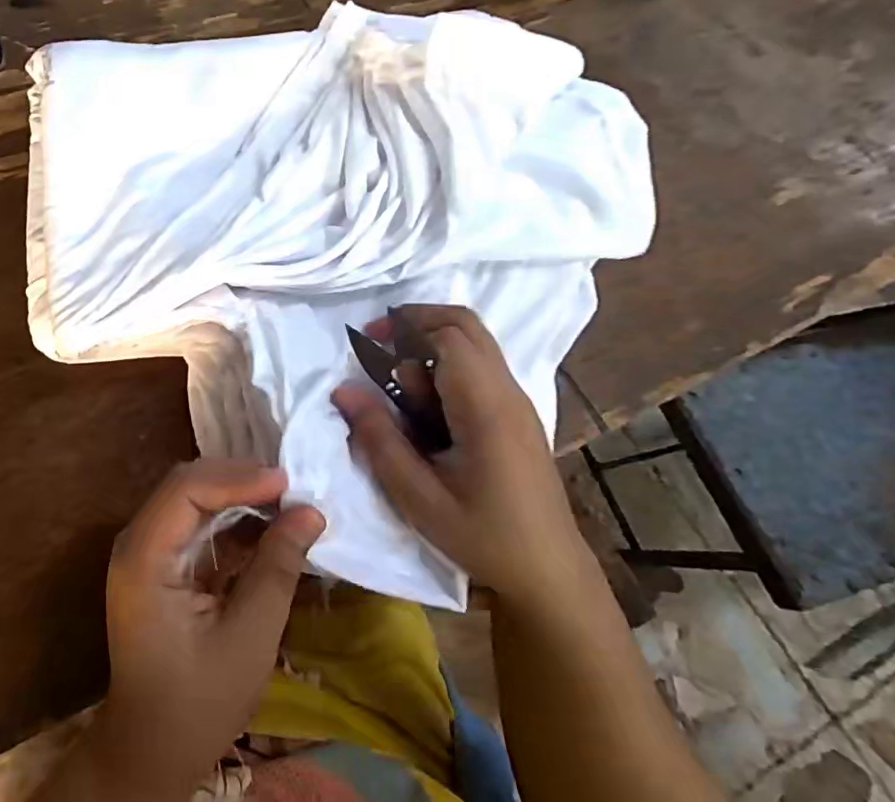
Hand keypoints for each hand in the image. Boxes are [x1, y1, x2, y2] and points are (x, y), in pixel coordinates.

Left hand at [71, 459, 325, 799]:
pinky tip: (267, 530)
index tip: (286, 483)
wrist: (152, 748)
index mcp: (144, 557)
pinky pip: (196, 526)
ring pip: (193, 501)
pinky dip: (232, 523)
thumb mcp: (249, 636)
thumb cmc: (199, 701)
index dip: (238, 477)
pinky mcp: (160, 565)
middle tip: (290, 489)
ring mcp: (145, 552)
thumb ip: (277, 568)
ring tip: (286, 504)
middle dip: (240, 481)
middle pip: (187, 486)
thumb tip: (310, 512)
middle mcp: (136, 543)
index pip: (186, 489)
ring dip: (239, 499)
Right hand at [333, 305, 582, 605]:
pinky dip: (446, 366)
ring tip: (398, 385)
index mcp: (487, 408)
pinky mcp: (517, 414)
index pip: (448, 336)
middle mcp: (508, 392)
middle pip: (466, 324)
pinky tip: (424, 406)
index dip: (404, 327)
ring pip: (474, 342)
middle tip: (379, 345)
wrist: (550, 572)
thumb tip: (344, 390)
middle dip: (417, 322)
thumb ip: (379, 441)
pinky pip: (480, 367)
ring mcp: (518, 401)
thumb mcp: (419, 498)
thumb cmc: (484, 538)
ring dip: (431, 345)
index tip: (366, 343)